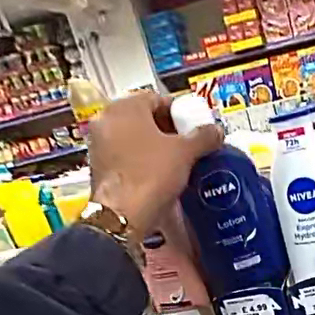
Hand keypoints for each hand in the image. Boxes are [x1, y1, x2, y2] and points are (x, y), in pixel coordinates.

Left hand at [87, 91, 222, 234]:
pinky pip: (126, 155)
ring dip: (156, 146)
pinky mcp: (99, 166)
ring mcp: (99, 144)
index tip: (195, 126)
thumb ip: (203, 136)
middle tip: (190, 144)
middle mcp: (106, 120)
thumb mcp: (185, 152)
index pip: (158, 98)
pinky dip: (143, 160)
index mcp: (125, 107)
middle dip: (169, 129)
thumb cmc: (150, 176)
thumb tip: (215, 130)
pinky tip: (161, 175)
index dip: (180, 112)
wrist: (123, 216)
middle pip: (144, 117)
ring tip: (179, 161)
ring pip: (134, 137)